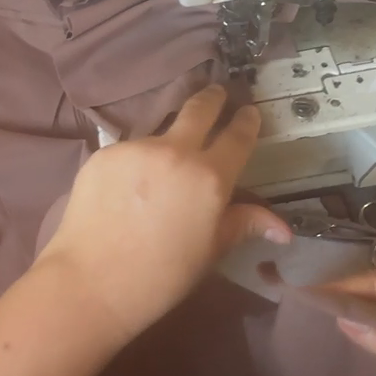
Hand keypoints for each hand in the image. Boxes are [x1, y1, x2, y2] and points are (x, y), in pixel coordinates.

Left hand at [35, 85, 289, 341]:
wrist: (91, 282)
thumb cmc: (160, 277)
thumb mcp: (209, 251)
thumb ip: (242, 225)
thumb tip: (284, 228)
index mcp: (210, 177)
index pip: (237, 137)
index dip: (246, 121)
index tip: (250, 111)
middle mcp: (176, 152)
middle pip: (199, 109)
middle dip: (212, 98)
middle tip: (218, 92)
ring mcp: (136, 147)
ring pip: (161, 130)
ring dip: (170, 138)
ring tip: (165, 159)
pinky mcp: (105, 152)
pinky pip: (130, 149)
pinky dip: (137, 161)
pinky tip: (130, 184)